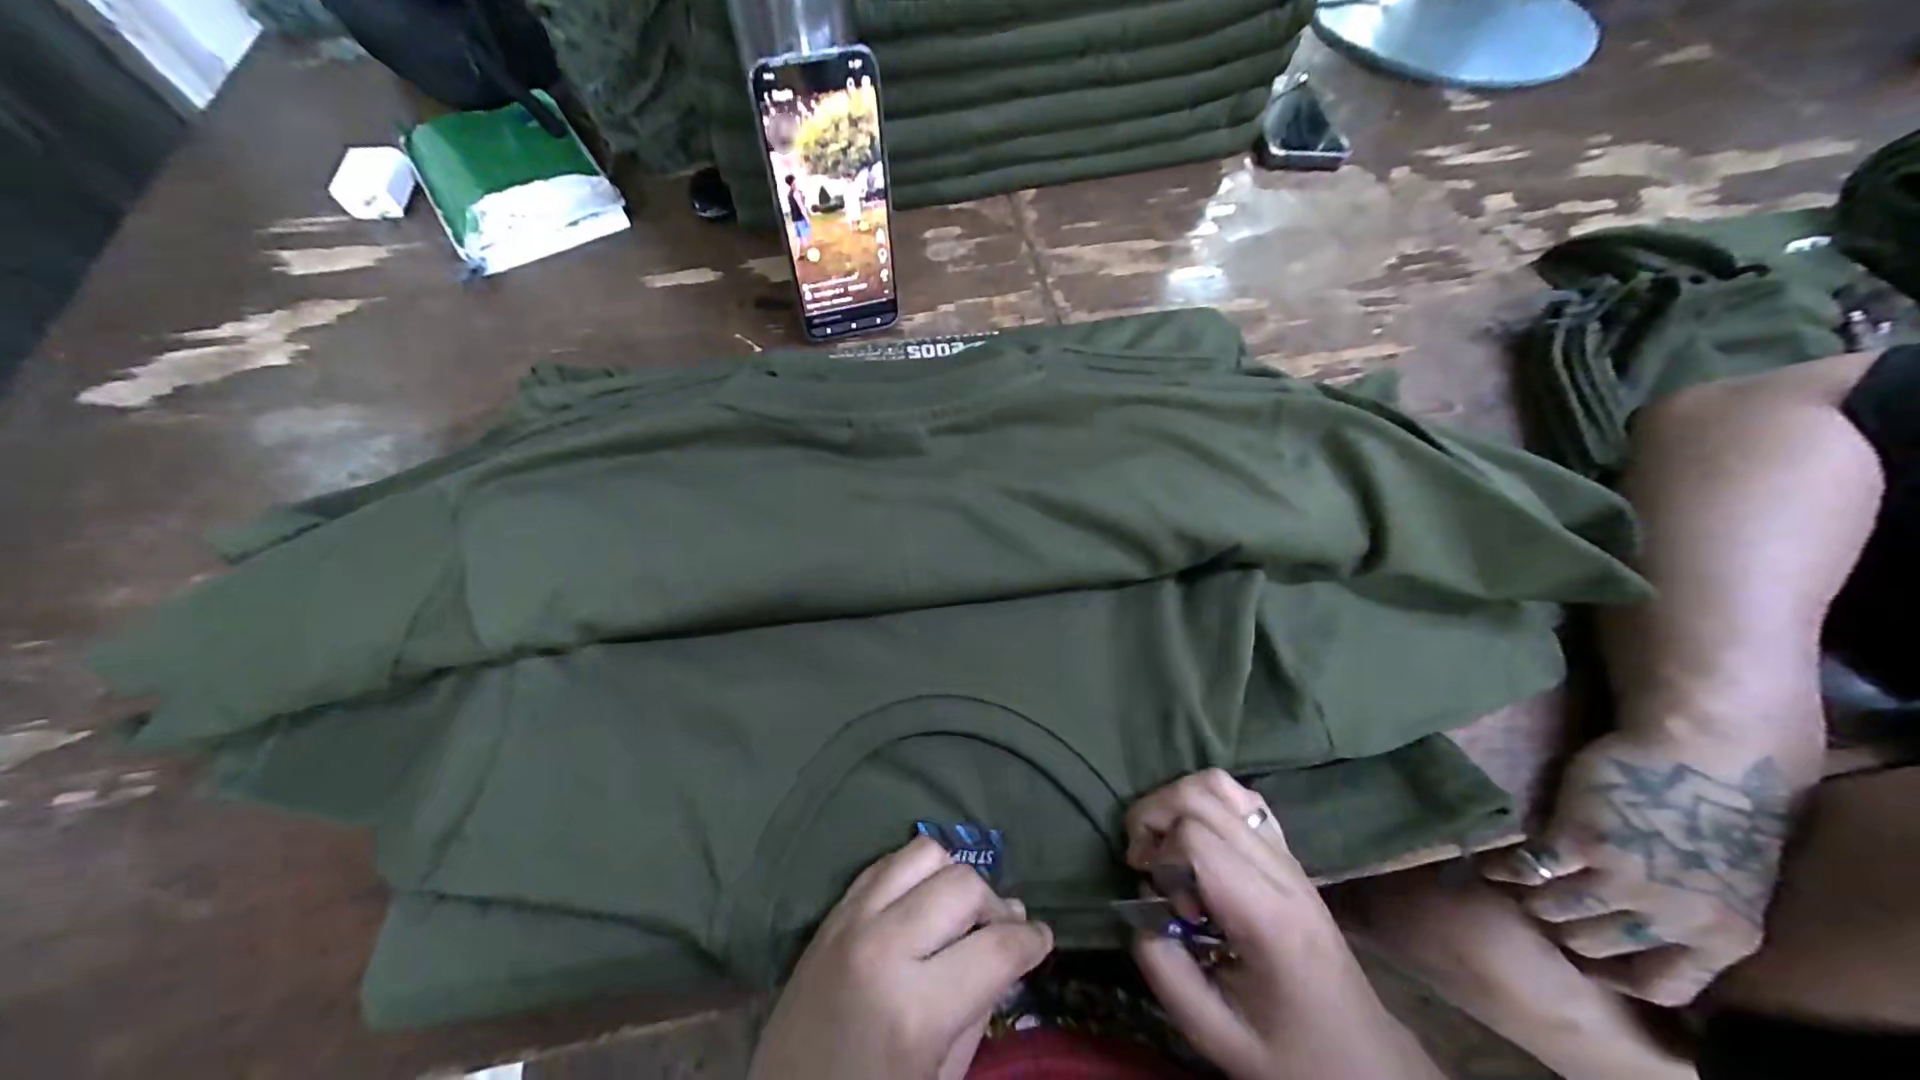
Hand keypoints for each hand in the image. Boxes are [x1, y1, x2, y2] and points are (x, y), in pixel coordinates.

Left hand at [747, 836, 1053, 1079]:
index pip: (997, 948)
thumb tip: (1014, 940)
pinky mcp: (831, 914)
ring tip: (960, 913)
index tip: (1042, 939)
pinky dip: (915, 872)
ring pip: (924, 854)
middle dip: (995, 907)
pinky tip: (923, 900)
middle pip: (963, 886)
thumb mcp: (941, 1075)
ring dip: (954, 877)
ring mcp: (850, 922)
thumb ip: (980, 1005)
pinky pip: (885, 863)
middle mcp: (882, 947)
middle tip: (1002, 932)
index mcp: (915, 1009)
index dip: (1032, 940)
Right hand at [1125, 770, 1442, 1079]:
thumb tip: (1138, 910)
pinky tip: (1194, 839)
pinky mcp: (1287, 853)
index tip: (1164, 902)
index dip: (1160, 859)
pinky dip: (1204, 801)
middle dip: (1152, 817)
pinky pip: (1240, 796)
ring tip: (1162, 844)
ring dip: (1174, 802)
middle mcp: (1280, 870)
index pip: (1195, 840)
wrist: (1363, 1061)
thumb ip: (1165, 972)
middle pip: (1200, 796)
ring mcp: (1288, 855)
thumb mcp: (1217, 1036)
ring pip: (1219, 783)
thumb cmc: (1291, 1054)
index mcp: (1267, 917)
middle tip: (1142, 863)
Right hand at [1481, 730, 1805, 1005]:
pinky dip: (1501, 868)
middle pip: (1588, 943)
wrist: (1705, 757)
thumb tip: (1626, 931)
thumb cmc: (1712, 815)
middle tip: (1535, 904)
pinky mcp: (1579, 841)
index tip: (1582, 955)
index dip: (1612, 974)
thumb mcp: (1719, 887)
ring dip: (1525, 895)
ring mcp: (1623, 880)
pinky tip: (1487, 861)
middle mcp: (1671, 917)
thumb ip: (1681, 915)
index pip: (1658, 986)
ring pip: (1551, 909)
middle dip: (1557, 926)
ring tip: (1507, 882)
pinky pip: (1527, 869)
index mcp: (1719, 938)